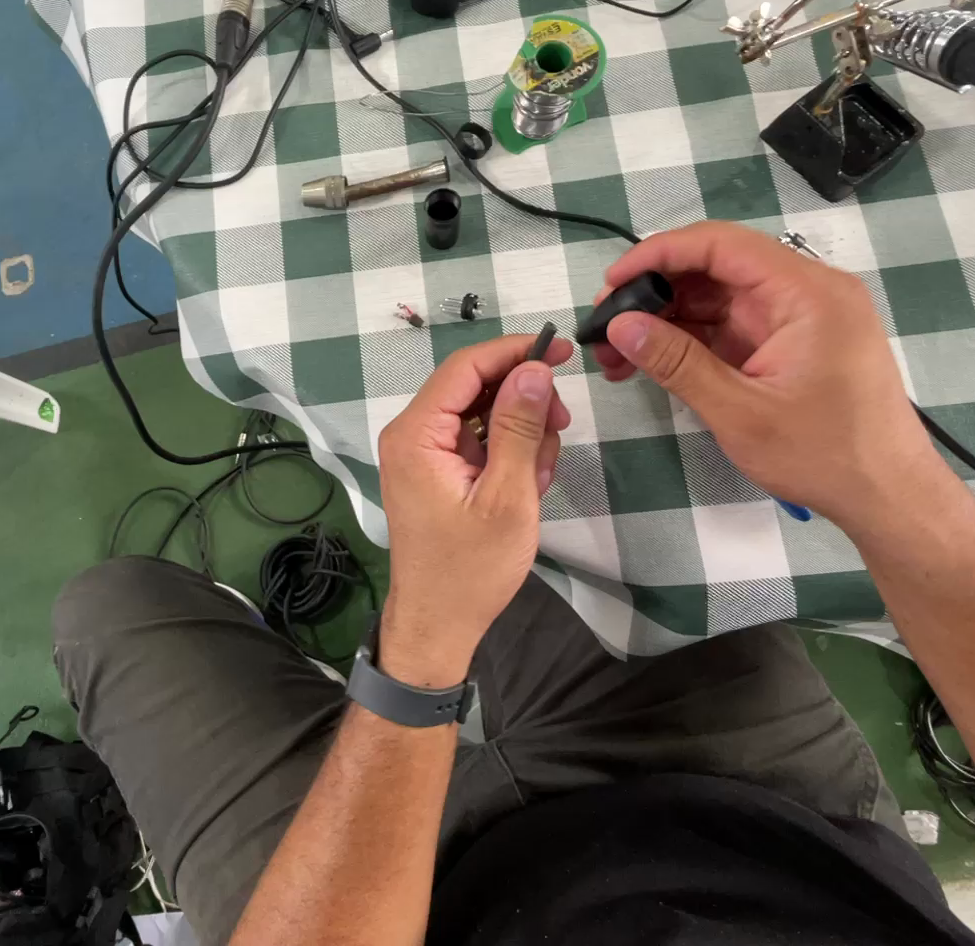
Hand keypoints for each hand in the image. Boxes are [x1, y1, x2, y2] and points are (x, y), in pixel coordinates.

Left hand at [377, 334, 573, 688]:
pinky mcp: (435, 470)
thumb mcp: (507, 497)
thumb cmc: (470, 568)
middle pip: (473, 386)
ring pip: (481, 413)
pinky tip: (526, 485)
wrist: (439, 623)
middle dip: (522, 400)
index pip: (464, 367)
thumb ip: (519, 428)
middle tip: (560, 428)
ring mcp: (422, 453)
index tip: (563, 351)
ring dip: (519, 433)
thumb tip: (535, 369)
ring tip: (537, 479)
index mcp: (416, 435)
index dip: (514, 352)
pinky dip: (507, 454)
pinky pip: (477, 441)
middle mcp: (411, 434)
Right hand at [591, 221, 946, 527]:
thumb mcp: (739, 410)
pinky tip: (646, 363)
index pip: (720, 245)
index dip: (657, 254)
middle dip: (652, 292)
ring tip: (614, 354)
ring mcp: (794, 318)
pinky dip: (684, 341)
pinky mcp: (784, 343)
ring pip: (713, 298)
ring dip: (662, 320)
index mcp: (805, 293)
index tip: (610, 284)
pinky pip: (724, 326)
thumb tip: (619, 326)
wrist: (886, 496)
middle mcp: (803, 292)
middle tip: (604, 327)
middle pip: (713, 267)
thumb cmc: (821, 454)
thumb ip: (677, 362)